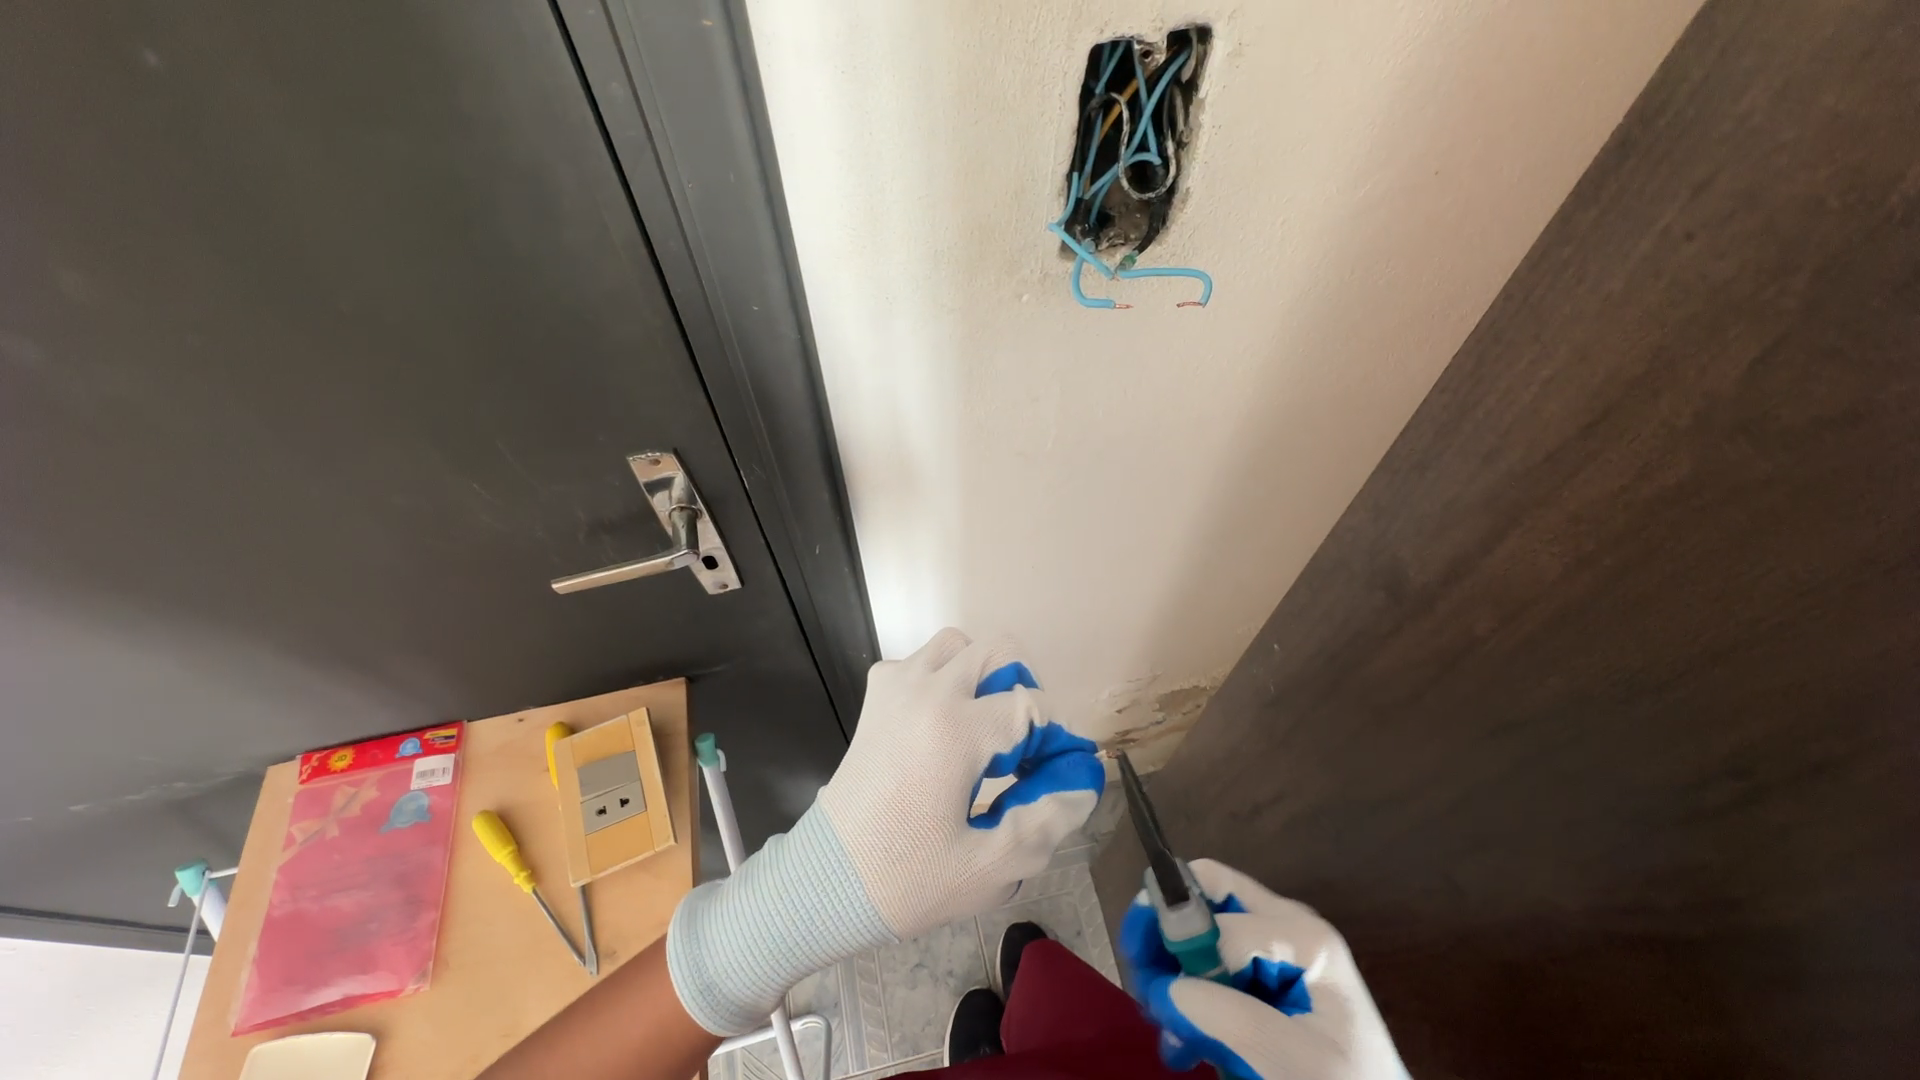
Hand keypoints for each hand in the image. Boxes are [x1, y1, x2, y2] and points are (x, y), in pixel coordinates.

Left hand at [669, 629, 1103, 1033]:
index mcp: (956, 729)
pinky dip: (943, 680)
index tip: (1047, 775)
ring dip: (982, 676)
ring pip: (957, 646)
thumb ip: (1048, 820)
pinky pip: (920, 662)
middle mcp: (926, 691)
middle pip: (998, 650)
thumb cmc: (908, 880)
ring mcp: (894, 688)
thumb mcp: (991, 868)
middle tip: (1022, 742)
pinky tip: (943, 728)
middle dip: (1023, 689)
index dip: (1052, 738)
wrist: (826, 881)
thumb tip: (1083, 780)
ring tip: (985, 729)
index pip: (1031, 705)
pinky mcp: (875, 697)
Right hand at [1120, 859, 1408, 1079]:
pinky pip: (1211, 955)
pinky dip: (1189, 988)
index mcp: (1302, 936)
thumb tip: (1164, 987)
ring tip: (1168, 1027)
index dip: (1171, 944)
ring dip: (1173, 968)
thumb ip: (1228, 1017)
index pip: (1214, 921)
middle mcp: (1286, 923)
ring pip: (1201, 921)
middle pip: (1206, 891)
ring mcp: (1276, 943)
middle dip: (1164, 932)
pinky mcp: (1266, 969)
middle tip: (1145, 986)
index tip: (1145, 989)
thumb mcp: (1292, 1061)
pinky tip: (1186, 1035)